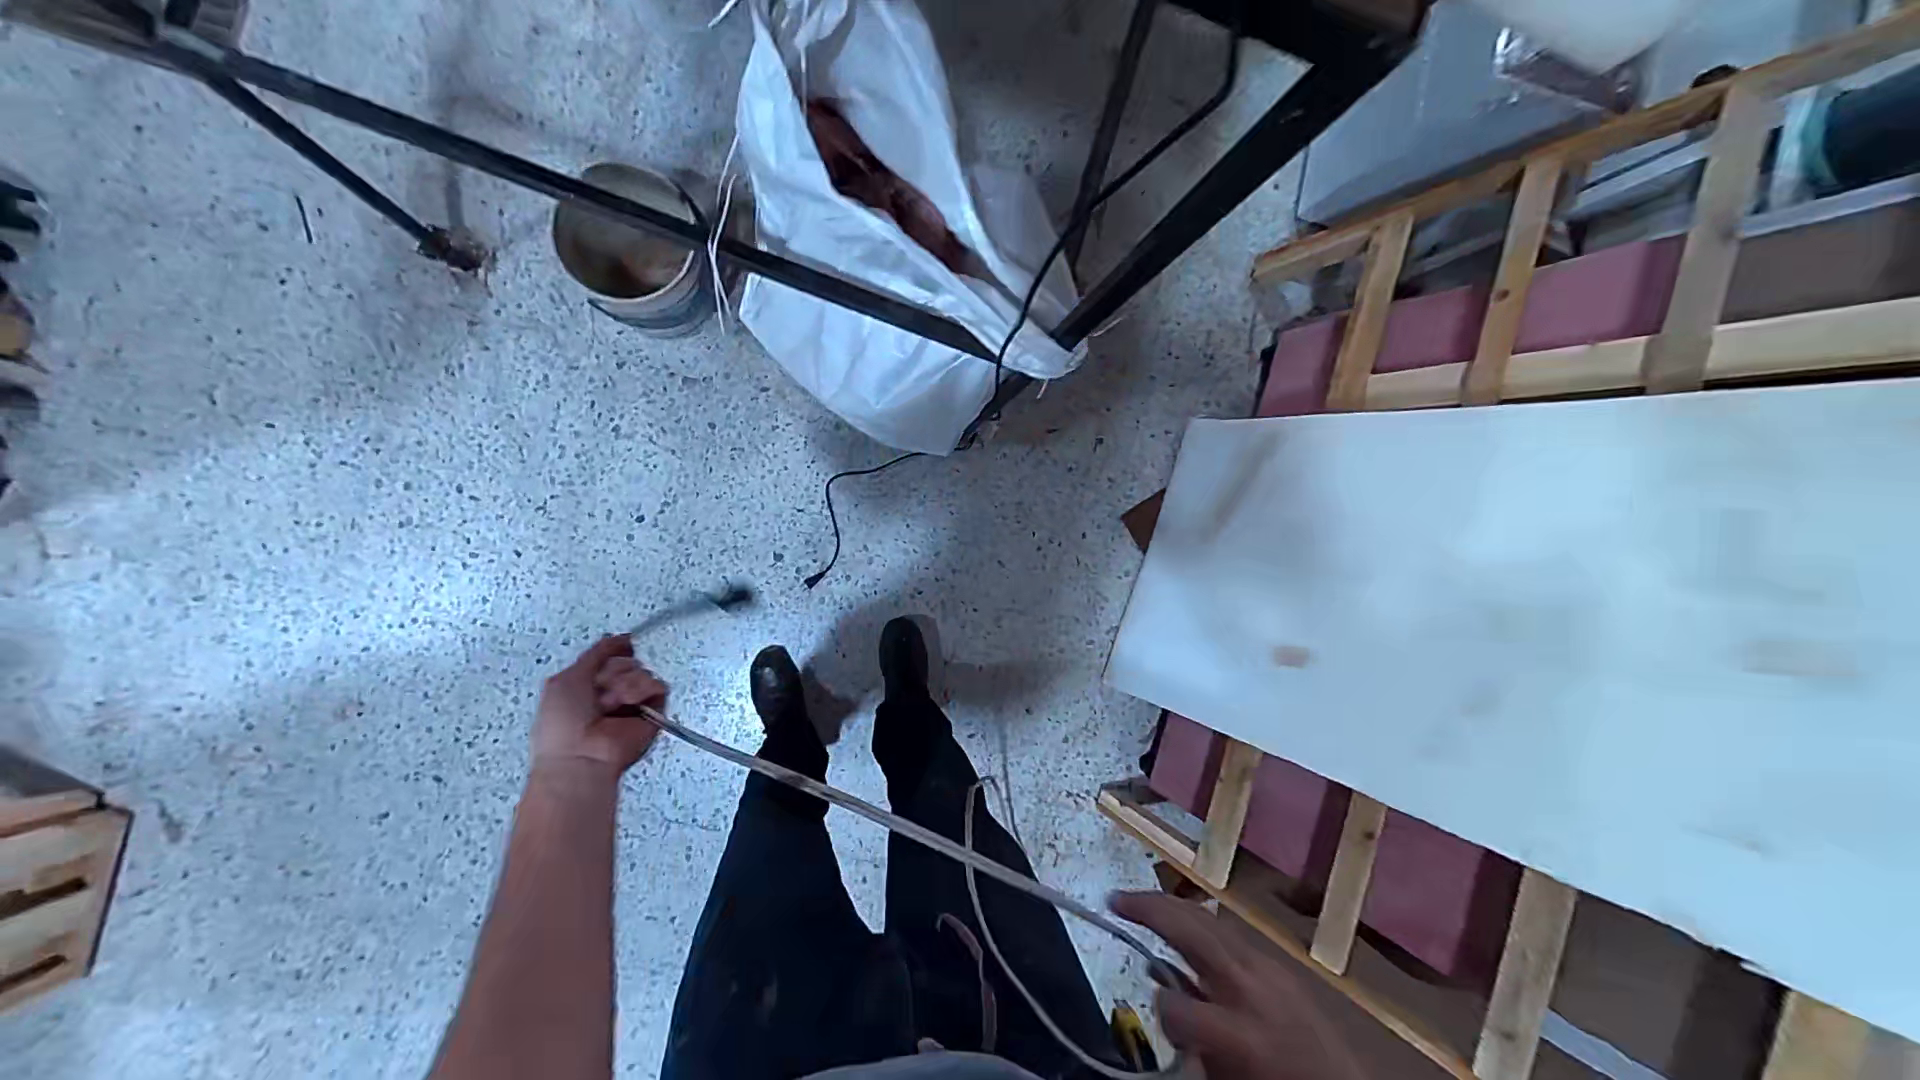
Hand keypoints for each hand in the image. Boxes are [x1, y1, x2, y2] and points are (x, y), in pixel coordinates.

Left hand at [532, 635, 668, 777]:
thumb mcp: (566, 678)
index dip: (612, 652)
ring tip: (610, 703)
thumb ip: (595, 654)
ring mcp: (634, 702)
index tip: (614, 650)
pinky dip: (641, 690)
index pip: (612, 655)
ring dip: (623, 683)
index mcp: (589, 685)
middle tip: (599, 690)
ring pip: (642, 670)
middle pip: (627, 660)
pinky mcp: (653, 712)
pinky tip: (626, 703)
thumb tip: (620, 638)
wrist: (580, 755)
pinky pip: (657, 685)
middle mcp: (613, 693)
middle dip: (612, 671)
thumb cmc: (562, 726)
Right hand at [1110, 891, 1367, 1079]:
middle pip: (1193, 932)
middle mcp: (1252, 988)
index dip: (1161, 1010)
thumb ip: (1194, 1041)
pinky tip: (1179, 922)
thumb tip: (1166, 995)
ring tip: (1136, 900)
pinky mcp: (1276, 964)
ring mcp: (1267, 968)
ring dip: (1169, 906)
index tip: (1160, 1016)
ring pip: (1208, 921)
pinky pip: (1226, 932)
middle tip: (1115, 898)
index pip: (1175, 1006)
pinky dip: (1195, 921)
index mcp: (1241, 1033)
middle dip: (1151, 910)